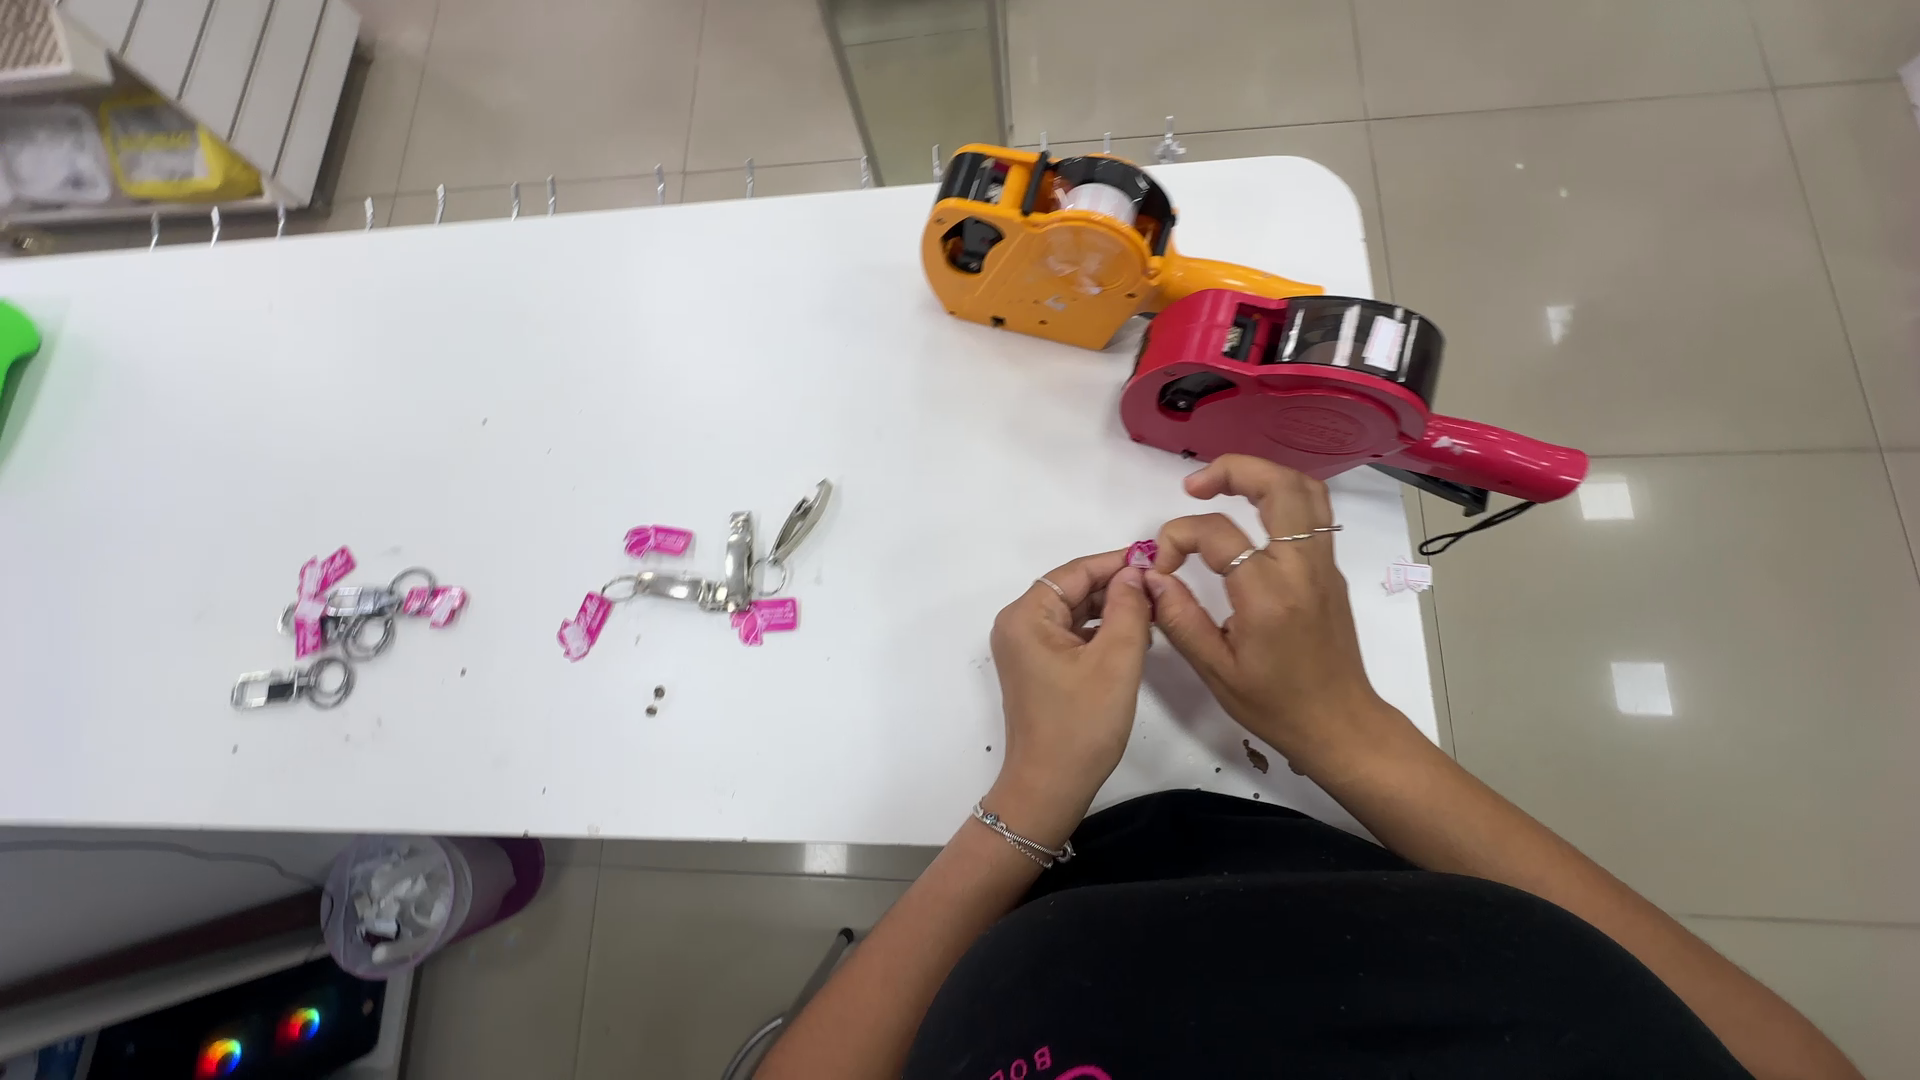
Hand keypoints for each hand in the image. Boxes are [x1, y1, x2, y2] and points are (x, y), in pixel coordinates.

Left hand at [985, 550, 1152, 848]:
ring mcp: (1025, 648)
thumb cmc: (1082, 724)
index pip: (1074, 572)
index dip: (1116, 563)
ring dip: (1111, 612)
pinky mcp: (1037, 667)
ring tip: (1153, 617)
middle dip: (1116, 589)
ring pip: (1074, 613)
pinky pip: (1071, 635)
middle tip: (1160, 592)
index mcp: (1025, 616)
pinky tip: (1133, 639)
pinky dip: (1100, 633)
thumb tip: (1135, 572)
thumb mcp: (1116, 660)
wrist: (1050, 786)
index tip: (1156, 560)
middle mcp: (1018, 625)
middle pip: (1072, 590)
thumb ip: (1129, 608)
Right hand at [1147, 455, 1413, 777]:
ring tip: (1220, 487)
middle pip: (1280, 486)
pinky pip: (1312, 513)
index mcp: (1269, 595)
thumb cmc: (1275, 705)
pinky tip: (1247, 516)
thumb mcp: (1215, 670)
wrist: (1340, 725)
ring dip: (1261, 476)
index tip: (1162, 568)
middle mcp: (1302, 569)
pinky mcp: (1328, 571)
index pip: (1217, 534)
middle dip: (1232, 470)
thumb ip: (1179, 618)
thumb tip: (1152, 577)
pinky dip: (1277, 497)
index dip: (1177, 537)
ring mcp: (1322, 566)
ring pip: (1305, 491)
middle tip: (1193, 485)